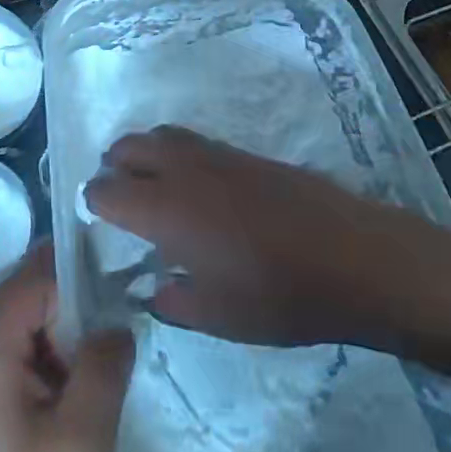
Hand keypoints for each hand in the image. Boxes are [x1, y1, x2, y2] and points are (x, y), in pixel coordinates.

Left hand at [0, 241, 136, 451]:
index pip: (23, 288)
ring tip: (113, 339)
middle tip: (121, 297)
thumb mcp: (82, 439)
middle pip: (21, 313)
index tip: (108, 253)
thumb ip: (101, 368)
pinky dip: (57, 372)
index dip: (62, 266)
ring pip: (25, 347)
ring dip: (66, 340)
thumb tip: (116, 324)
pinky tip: (89, 384)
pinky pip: (23, 381)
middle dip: (69, 302)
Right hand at [84, 126, 450, 350]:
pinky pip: (192, 140)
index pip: (105, 190)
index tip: (97, 222)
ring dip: (144, 153)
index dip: (93, 204)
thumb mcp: (217, 317)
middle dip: (113, 168)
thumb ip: (172, 302)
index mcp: (163, 208)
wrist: (357, 258)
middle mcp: (181, 169)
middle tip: (121, 200)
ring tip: (155, 186)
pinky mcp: (244, 152)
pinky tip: (199, 187)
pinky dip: (177, 153)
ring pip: (160, 134)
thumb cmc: (279, 295)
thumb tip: (154, 289)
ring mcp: (215, 154)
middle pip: (126, 147)